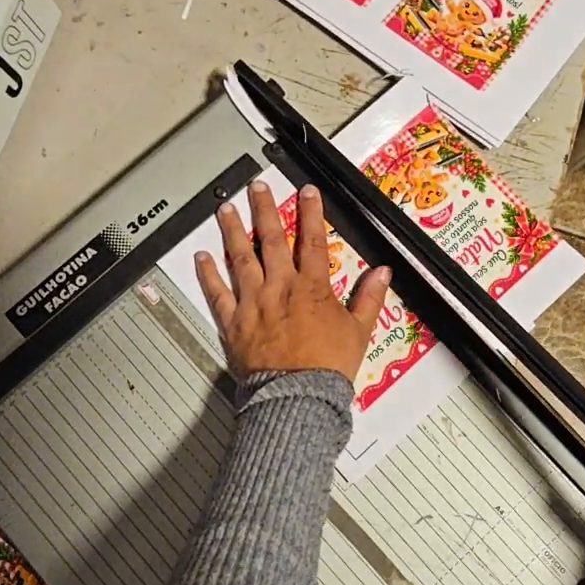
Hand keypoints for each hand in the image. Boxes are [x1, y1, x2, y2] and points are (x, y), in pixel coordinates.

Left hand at [195, 180, 390, 382]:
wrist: (297, 396)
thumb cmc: (327, 367)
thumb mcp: (359, 331)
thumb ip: (369, 298)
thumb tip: (383, 273)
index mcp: (312, 288)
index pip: (313, 241)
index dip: (311, 212)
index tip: (307, 191)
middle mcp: (281, 288)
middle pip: (272, 240)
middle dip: (264, 209)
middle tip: (256, 187)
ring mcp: (254, 302)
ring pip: (241, 258)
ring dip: (233, 231)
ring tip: (225, 209)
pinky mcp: (234, 322)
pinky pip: (218, 293)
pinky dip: (209, 274)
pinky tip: (202, 256)